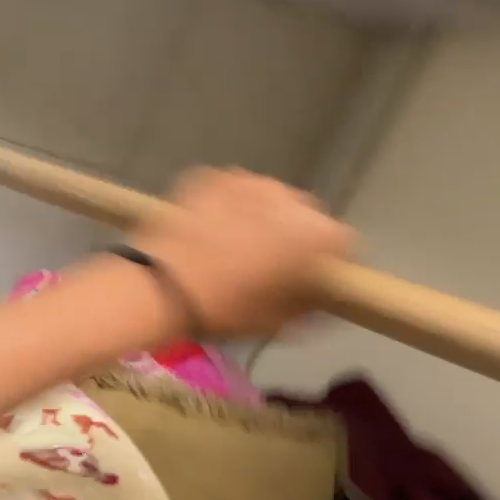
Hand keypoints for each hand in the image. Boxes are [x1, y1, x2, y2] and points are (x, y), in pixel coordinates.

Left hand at [129, 168, 357, 337]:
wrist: (156, 286)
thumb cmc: (220, 310)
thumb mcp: (272, 322)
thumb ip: (308, 308)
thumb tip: (320, 303)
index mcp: (317, 233)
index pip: (343, 243)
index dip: (327, 262)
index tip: (308, 279)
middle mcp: (291, 198)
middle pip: (304, 216)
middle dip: (291, 236)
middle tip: (264, 265)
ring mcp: (249, 181)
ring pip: (267, 200)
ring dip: (259, 217)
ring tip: (231, 246)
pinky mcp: (212, 177)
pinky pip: (230, 192)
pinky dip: (225, 206)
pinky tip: (206, 230)